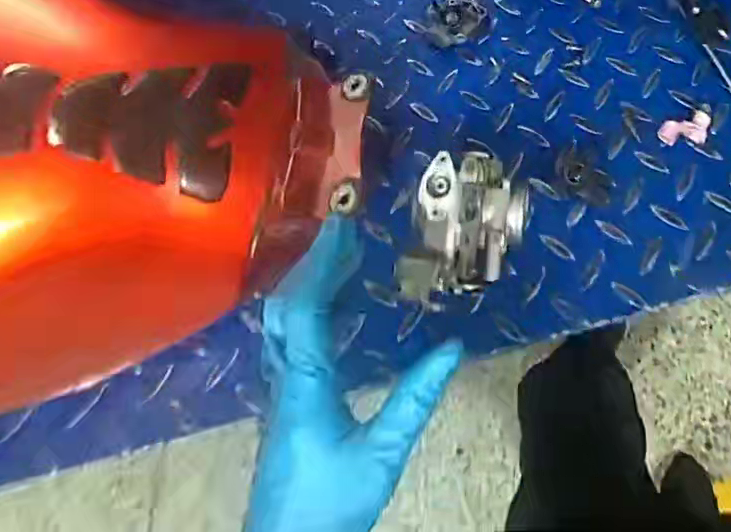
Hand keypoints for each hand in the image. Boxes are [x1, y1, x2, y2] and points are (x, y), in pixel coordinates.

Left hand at [244, 217, 463, 531]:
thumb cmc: (331, 504)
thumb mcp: (382, 456)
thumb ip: (415, 401)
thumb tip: (452, 349)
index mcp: (303, 381)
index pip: (305, 307)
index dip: (322, 262)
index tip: (342, 227)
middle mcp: (283, 374)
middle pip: (287, 303)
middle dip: (314, 261)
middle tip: (345, 232)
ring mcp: (278, 384)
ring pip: (283, 318)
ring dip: (308, 281)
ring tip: (342, 257)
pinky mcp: (283, 395)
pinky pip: (289, 335)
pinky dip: (310, 307)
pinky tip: (336, 306)